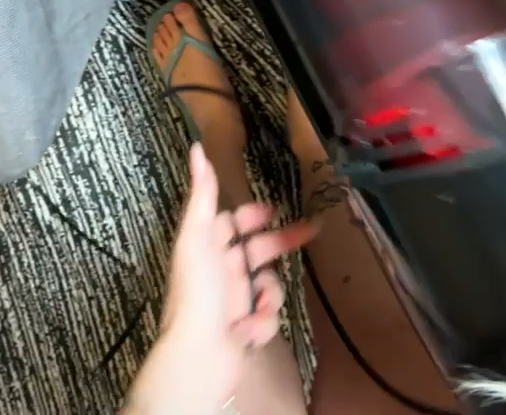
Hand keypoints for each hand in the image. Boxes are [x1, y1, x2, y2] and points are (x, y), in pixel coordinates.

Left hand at [126, 144, 318, 412]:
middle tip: (310, 231)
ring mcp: (233, 299)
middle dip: (282, 242)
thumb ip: (201, 193)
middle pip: (258, 249)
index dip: (254, 213)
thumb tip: (196, 150)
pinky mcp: (244, 326)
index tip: (275, 208)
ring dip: (269, 295)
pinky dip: (262, 323)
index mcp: (206, 245)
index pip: (233, 221)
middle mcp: (220, 270)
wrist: (200, 356)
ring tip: (257, 307)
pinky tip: (248, 331)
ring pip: (267, 285)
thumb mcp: (197, 235)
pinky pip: (266, 317)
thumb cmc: (195, 294)